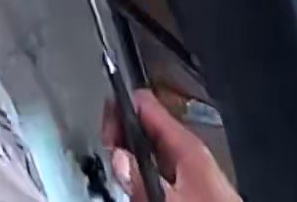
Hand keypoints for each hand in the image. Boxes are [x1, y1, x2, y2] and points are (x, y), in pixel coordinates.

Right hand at [104, 90, 240, 201]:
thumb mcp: (171, 199)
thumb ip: (142, 178)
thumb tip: (118, 157)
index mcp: (186, 143)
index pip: (146, 103)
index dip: (121, 107)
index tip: (105, 125)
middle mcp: (189, 150)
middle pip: (146, 125)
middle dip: (123, 136)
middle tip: (109, 154)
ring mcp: (191, 168)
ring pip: (151, 149)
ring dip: (132, 157)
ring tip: (121, 173)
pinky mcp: (192, 186)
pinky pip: (160, 168)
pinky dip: (144, 171)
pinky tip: (139, 186)